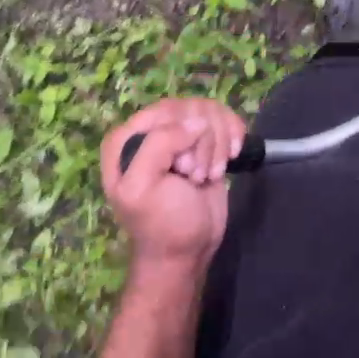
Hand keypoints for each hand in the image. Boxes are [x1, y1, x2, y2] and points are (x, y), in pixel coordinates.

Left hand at [100, 98, 246, 268]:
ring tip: (210, 174)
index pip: (166, 111)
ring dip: (219, 144)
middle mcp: (150, 131)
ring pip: (211, 112)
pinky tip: (230, 158)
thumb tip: (197, 123)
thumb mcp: (143, 188)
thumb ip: (158, 145)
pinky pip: (225, 117)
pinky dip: (233, 136)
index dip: (183, 134)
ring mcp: (179, 134)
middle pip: (192, 108)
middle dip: (205, 141)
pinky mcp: (204, 140)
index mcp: (125, 140)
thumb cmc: (162, 223)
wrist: (189, 249)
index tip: (184, 168)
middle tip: (197, 175)